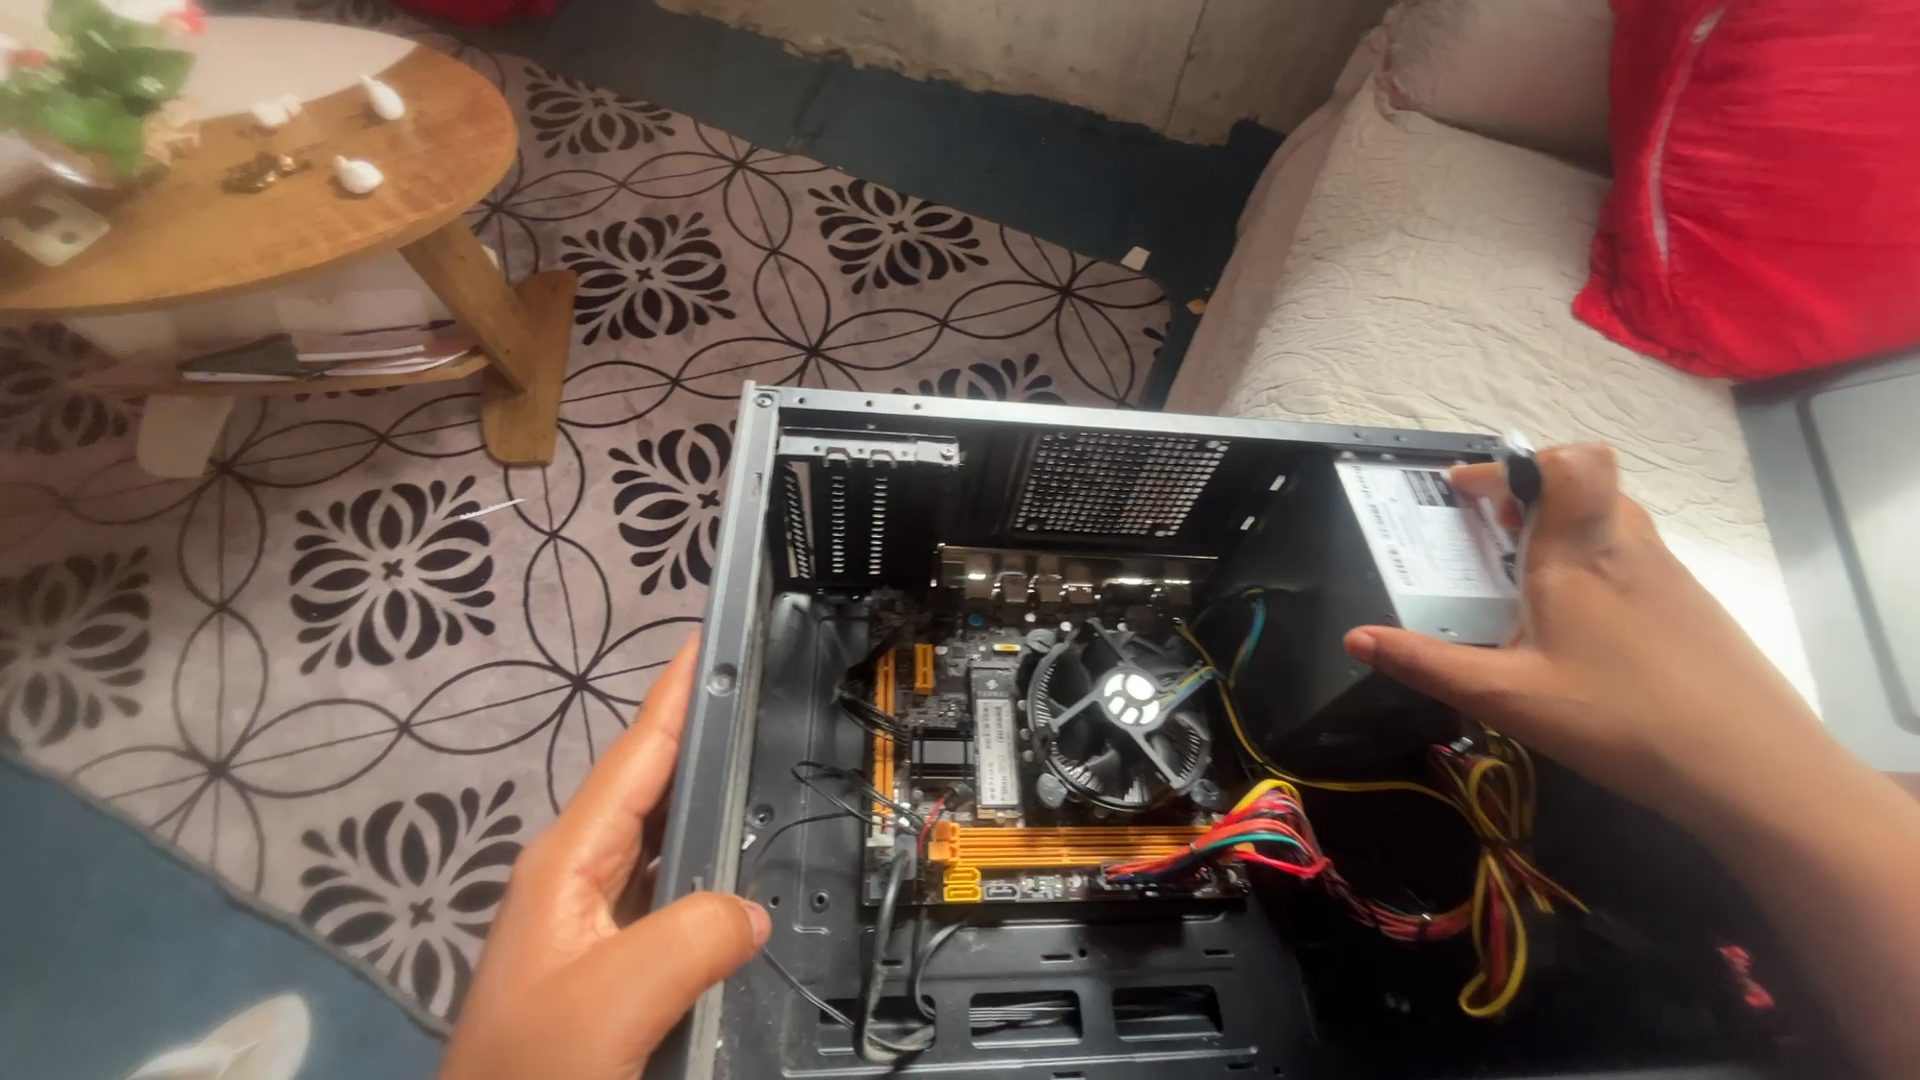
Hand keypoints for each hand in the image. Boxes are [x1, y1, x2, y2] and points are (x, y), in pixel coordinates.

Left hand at [441, 633, 768, 1079]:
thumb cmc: (536, 1072)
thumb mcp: (617, 999)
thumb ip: (696, 933)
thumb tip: (751, 910)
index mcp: (569, 860)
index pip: (638, 753)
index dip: (675, 693)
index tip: (709, 640)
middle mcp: (577, 873)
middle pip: (650, 780)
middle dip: (699, 727)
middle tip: (755, 688)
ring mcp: (590, 915)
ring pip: (664, 831)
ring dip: (706, 789)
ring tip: (758, 754)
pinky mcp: (609, 954)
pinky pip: (673, 881)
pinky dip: (709, 852)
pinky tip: (740, 856)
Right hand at [1342, 444, 1830, 828]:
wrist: (1762, 776)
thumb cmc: (1621, 719)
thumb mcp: (1504, 696)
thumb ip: (1425, 662)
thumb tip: (1354, 638)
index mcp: (1581, 556)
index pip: (1569, 464)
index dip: (1513, 464)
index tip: (1465, 492)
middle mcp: (1630, 551)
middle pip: (1584, 486)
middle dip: (1522, 497)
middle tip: (1479, 536)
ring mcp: (1671, 580)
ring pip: (1610, 522)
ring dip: (1557, 531)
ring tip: (1516, 583)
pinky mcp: (1693, 611)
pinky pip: (1631, 560)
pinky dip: (1589, 565)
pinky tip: (1573, 629)